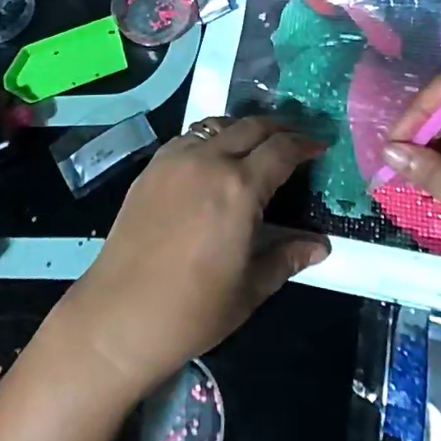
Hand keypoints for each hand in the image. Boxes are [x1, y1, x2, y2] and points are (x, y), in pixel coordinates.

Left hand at [55, 116, 330, 392]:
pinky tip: (215, 159)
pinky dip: (210, 138)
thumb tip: (319, 245)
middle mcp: (207, 161)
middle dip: (279, 128)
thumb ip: (287, 256)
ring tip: (258, 145)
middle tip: (296, 138)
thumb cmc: (193, 309)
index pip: (281, 150)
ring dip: (243, 129)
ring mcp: (173, 161)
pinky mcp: (150, 168)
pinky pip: (188, 139)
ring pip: (216, 126)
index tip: (320, 145)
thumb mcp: (251, 287)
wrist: (120, 314)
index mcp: (239, 188)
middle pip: (250, 126)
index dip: (305, 144)